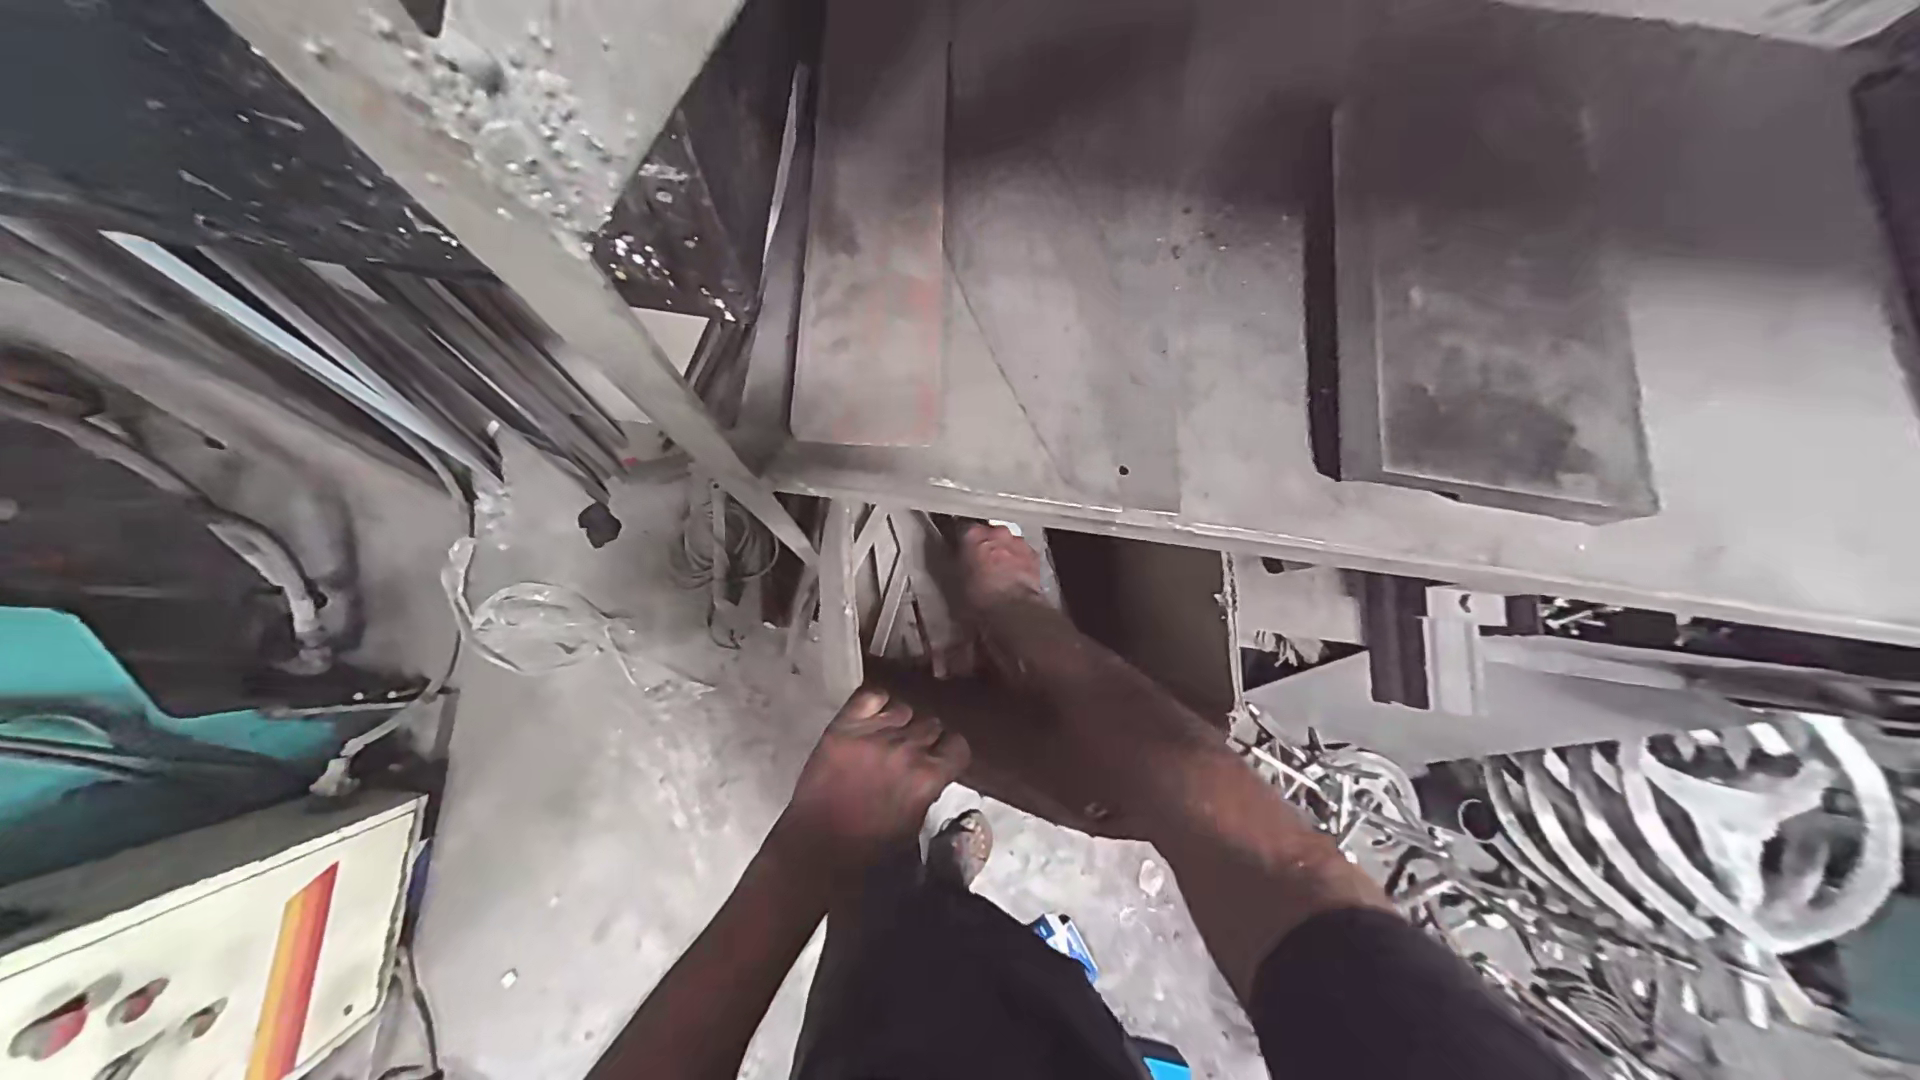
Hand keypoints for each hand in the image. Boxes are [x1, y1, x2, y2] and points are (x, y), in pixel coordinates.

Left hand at [775, 688, 970, 875]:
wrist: (816, 848)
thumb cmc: (868, 850)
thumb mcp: (915, 828)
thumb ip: (931, 792)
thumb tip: (937, 771)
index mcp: (927, 777)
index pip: (958, 745)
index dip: (950, 752)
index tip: (941, 759)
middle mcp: (906, 749)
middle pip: (932, 724)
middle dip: (926, 739)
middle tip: (910, 754)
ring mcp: (873, 734)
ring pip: (904, 709)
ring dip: (901, 723)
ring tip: (888, 738)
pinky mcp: (843, 727)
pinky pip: (871, 695)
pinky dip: (876, 703)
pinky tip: (873, 716)